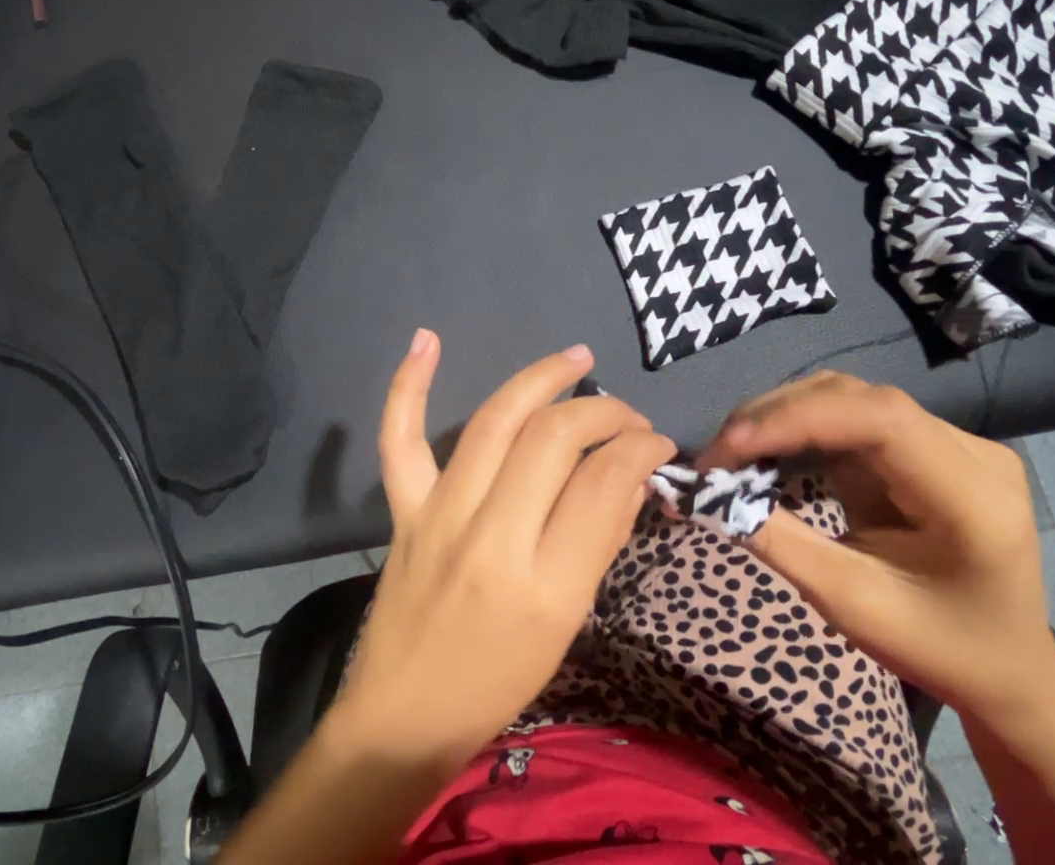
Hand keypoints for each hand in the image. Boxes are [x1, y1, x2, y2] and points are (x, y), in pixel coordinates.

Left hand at [328, 331, 675, 765]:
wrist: (405, 715)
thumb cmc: (498, 682)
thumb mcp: (567, 626)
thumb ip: (597, 543)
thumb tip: (629, 477)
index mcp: (544, 582)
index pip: (602, 483)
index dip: (639, 449)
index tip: (656, 443)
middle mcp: (489, 536)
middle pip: (552, 439)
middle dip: (601, 412)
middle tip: (627, 415)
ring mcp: (437, 516)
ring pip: (492, 423)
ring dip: (539, 380)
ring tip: (575, 359)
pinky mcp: (402, 511)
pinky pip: (399, 439)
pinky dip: (409, 385)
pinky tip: (427, 338)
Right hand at [696, 371, 1054, 717]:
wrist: (1003, 669)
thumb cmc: (935, 647)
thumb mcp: (850, 603)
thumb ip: (781, 542)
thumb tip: (708, 496)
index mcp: (972, 496)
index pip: (881, 420)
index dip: (796, 418)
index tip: (729, 447)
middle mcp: (971, 452)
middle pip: (859, 399)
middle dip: (775, 416)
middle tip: (715, 458)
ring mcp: (951, 444)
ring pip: (849, 399)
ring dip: (781, 418)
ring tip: (731, 454)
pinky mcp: (925, 448)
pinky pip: (850, 420)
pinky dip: (798, 431)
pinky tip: (764, 454)